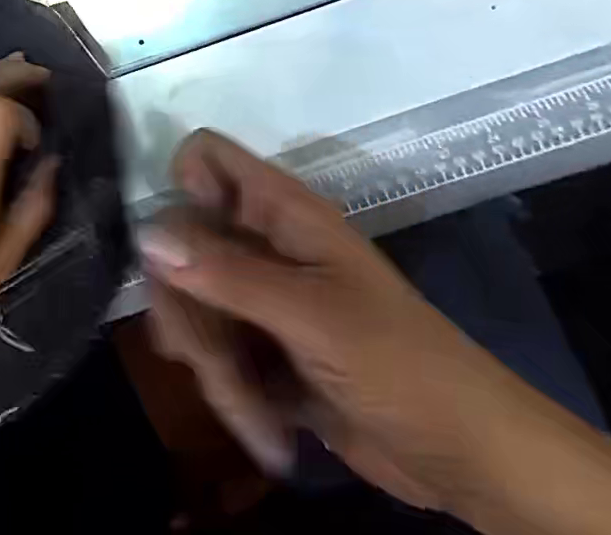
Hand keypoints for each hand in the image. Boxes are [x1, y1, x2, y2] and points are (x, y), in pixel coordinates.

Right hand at [137, 131, 562, 512]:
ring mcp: (261, 294)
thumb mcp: (310, 315)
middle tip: (210, 363)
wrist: (463, 454)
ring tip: (251, 415)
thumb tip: (147, 235)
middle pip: (183, 243)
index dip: (181, 188)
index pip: (207, 157)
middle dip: (189, 309)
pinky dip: (228, 390)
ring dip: (211, 363)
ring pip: (192, 302)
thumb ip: (226, 273)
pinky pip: (214, 349)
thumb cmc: (399, 363)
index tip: (178, 250)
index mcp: (282, 211)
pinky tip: (264, 428)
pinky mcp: (262, 344)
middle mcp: (263, 241)